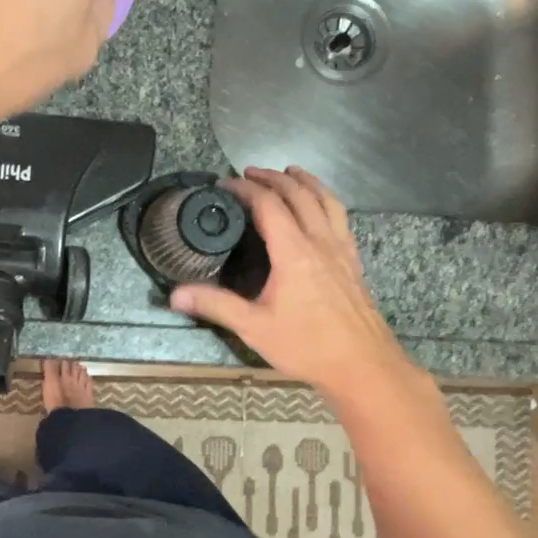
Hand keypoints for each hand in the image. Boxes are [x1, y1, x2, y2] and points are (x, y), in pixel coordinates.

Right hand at [169, 167, 420, 398]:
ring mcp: (342, 251)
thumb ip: (215, 305)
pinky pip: (341, 219)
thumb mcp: (253, 327)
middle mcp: (321, 242)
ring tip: (292, 172)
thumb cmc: (306, 346)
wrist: (362, 365)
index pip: (269, 205)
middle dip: (274, 178)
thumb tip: (175, 295)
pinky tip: (322, 211)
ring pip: (327, 201)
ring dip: (307, 182)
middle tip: (251, 173)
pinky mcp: (354, 264)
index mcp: (294, 252)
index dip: (245, 189)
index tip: (225, 184)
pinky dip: (327, 203)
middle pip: (300, 195)